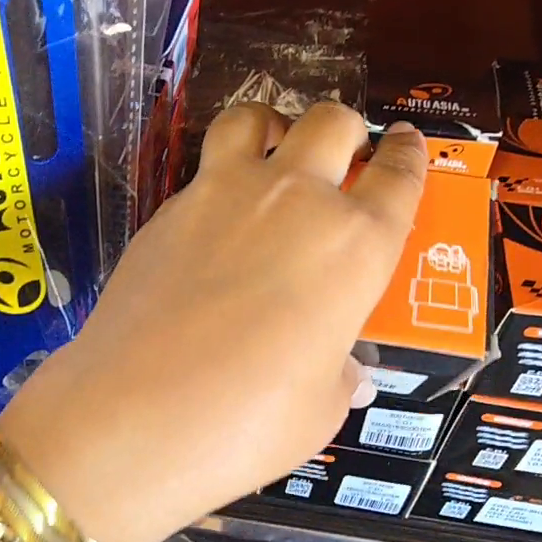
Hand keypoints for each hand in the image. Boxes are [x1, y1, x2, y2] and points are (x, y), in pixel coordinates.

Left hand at [0, 102, 427, 541]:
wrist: (136, 414)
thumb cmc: (249, 422)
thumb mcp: (320, 407)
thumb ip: (338, 373)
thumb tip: (343, 370)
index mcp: (356, 244)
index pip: (398, 176)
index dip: (406, 155)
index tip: (401, 145)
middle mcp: (295, 199)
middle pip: (331, 123)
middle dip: (345, 129)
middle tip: (342, 152)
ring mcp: (223, 194)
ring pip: (255, 118)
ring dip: (275, 125)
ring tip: (273, 150)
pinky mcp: (167, 210)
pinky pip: (204, 171)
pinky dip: (220, 177)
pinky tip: (214, 220)